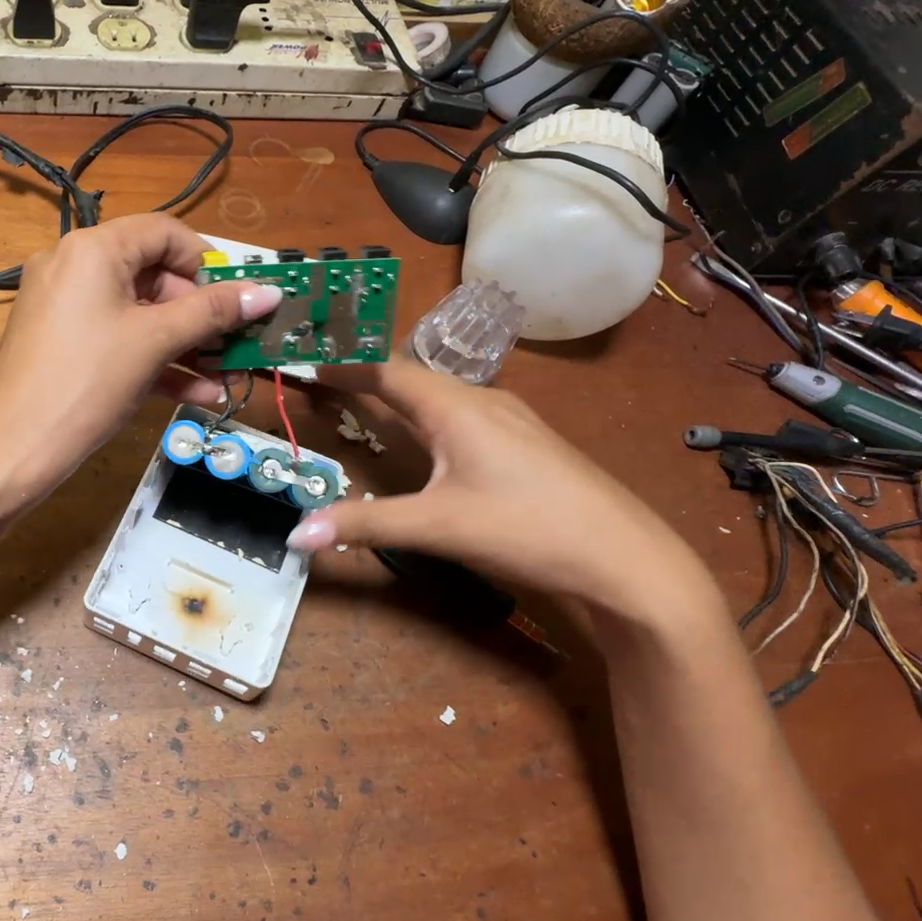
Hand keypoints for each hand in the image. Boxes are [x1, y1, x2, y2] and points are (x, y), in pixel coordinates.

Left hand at [0, 214, 281, 492]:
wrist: (17, 449)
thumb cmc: (88, 382)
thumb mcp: (155, 342)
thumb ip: (213, 312)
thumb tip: (269, 292)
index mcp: (92, 248)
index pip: (163, 232)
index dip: (206, 262)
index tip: (237, 296)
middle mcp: (73, 266)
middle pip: (153, 275)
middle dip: (200, 314)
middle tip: (234, 343)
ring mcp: (65, 308)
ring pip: (138, 314)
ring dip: (185, 344)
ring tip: (227, 373)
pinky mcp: (62, 344)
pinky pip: (117, 340)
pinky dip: (154, 360)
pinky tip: (198, 391)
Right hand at [286, 359, 720, 629]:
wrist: (626, 560)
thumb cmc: (527, 529)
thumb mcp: (437, 528)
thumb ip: (364, 526)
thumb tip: (295, 535)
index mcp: (457, 408)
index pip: (387, 371)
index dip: (343, 365)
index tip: (303, 360)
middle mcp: (482, 402)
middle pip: (411, 376)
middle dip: (363, 376)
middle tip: (320, 379)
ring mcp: (509, 422)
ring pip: (439, 394)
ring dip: (396, 394)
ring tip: (360, 400)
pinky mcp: (523, 445)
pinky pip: (459, 414)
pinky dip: (423, 414)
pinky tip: (423, 437)